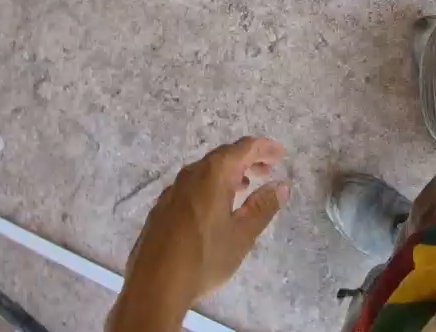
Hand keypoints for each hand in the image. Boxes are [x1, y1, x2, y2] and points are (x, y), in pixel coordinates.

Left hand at [116, 137, 289, 320]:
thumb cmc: (204, 258)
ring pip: (206, 171)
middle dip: (248, 160)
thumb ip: (263, 206)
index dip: (266, 148)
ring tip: (244, 189)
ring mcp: (173, 190)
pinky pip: (192, 186)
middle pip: (224, 155)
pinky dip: (210, 187)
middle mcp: (191, 173)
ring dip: (228, 174)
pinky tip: (213, 210)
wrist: (153, 288)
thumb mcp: (242, 235)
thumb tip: (282, 186)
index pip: (245, 147)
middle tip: (267, 171)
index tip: (282, 155)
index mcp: (214, 173)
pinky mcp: (161, 208)